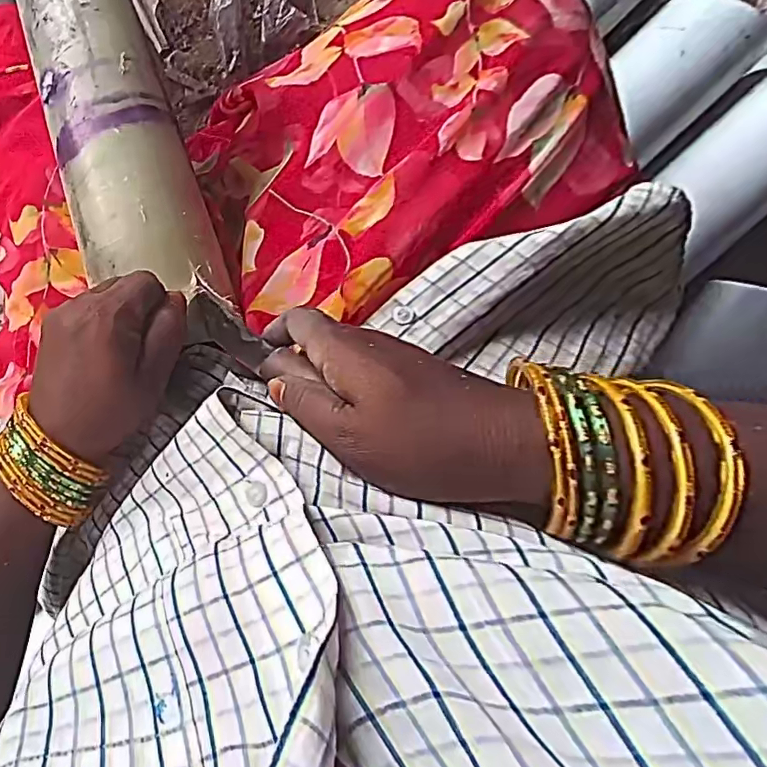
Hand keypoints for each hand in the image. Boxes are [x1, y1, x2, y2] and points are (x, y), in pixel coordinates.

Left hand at [26, 271, 187, 460]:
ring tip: (113, 353)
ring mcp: (61, 312)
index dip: (159, 305)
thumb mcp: (152, 380)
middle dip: (137, 307)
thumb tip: (174, 300)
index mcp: (109, 314)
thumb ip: (168, 332)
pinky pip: (83, 308)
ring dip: (115, 314)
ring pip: (103, 294)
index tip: (154, 338)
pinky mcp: (49, 324)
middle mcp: (80, 303)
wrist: (55, 439)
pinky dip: (95, 321)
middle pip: (123, 284)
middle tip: (136, 348)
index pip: (147, 281)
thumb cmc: (108, 414)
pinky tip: (93, 353)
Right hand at [257, 307, 551, 508]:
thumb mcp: (347, 435)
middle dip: (291, 359)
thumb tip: (273, 374)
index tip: (257, 366)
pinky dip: (345, 383)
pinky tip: (354, 415)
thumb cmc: (421, 444)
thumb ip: (303, 401)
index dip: (271, 337)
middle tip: (284, 400)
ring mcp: (393, 353)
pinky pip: (362, 365)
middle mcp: (366, 340)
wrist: (508, 445)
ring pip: (338, 352)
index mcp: (343, 350)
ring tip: (316, 412)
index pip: (296, 320)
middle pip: (315, 336)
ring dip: (318, 374)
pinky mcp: (413, 369)